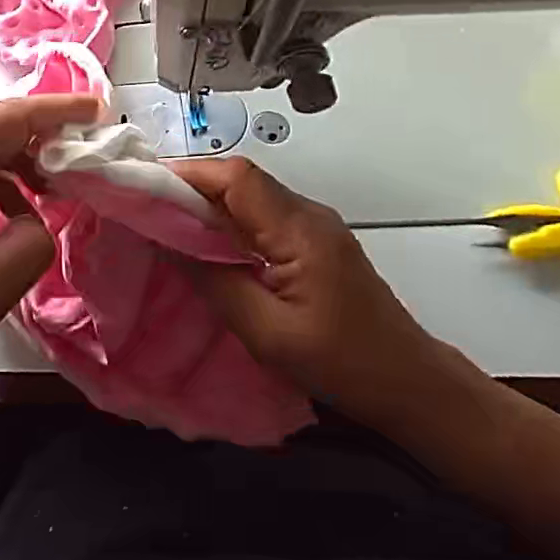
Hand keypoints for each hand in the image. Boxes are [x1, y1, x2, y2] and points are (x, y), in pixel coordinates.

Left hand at [0, 94, 100, 388]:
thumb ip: (32, 243)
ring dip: (23, 162)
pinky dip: (1, 186)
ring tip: (57, 188)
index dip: (58, 109)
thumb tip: (37, 222)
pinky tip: (13, 219)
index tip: (98, 111)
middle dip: (46, 132)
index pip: (10, 118)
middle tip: (86, 150)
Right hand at [170, 158, 474, 425]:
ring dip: (207, 203)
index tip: (146, 187)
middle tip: (146, 206)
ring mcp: (314, 226)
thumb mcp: (268, 333)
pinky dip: (228, 221)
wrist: (412, 385)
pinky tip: (205, 244)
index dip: (189, 174)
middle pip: (242, 180)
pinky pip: (262, 216)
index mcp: (299, 230)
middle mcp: (308, 214)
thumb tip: (169, 245)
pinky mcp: (315, 242)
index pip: (238, 178)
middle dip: (190, 186)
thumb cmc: (344, 364)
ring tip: (165, 222)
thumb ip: (215, 282)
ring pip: (250, 196)